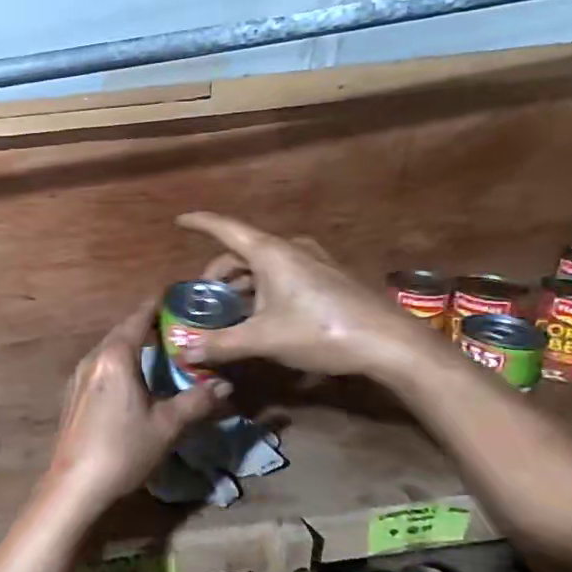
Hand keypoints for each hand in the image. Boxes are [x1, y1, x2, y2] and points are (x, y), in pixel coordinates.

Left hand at [44, 299, 230, 510]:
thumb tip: (224, 385)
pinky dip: (120, 363)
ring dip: (133, 346)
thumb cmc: (123, 450)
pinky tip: (134, 379)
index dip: (157, 305)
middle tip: (177, 325)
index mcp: (115, 358)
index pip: (138, 319)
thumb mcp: (166, 426)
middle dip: (148, 326)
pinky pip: (101, 367)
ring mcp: (78, 377)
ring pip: (109, 350)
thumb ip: (196, 401)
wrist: (75, 484)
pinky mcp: (72, 395)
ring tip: (160, 351)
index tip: (176, 295)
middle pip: (122, 332)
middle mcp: (92, 359)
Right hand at [174, 212, 445, 382]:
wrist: (391, 345)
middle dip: (218, 275)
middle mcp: (291, 250)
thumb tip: (183, 351)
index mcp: (270, 253)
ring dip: (241, 285)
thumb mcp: (263, 340)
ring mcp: (314, 262)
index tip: (179, 221)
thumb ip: (220, 344)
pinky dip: (263, 289)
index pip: (225, 229)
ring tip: (229, 313)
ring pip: (263, 265)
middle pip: (241, 253)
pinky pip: (283, 275)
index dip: (200, 224)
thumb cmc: (320, 332)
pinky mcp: (329, 279)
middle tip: (204, 301)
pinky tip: (262, 316)